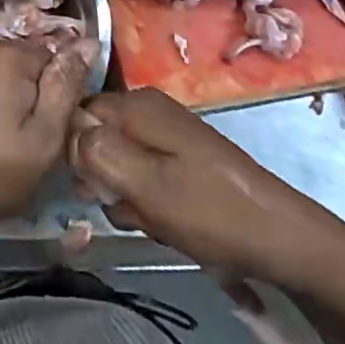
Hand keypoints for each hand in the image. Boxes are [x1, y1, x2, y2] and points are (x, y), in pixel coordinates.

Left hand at [0, 36, 97, 228]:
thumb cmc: (0, 170)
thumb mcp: (47, 134)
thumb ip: (67, 84)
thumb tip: (88, 42)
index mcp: (9, 53)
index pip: (57, 58)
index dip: (61, 92)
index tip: (53, 124)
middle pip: (34, 60)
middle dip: (39, 90)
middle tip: (33, 133)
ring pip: (15, 67)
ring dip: (21, 93)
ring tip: (13, 132)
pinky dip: (1, 93)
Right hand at [69, 87, 344, 292]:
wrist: (276, 237)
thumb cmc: (208, 210)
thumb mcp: (146, 185)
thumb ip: (100, 153)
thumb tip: (68, 129)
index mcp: (137, 106)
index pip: (77, 114)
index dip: (75, 151)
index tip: (88, 185)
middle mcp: (147, 109)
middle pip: (96, 139)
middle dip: (102, 178)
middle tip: (124, 204)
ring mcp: (164, 133)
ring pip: (117, 162)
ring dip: (124, 195)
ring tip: (149, 217)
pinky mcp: (177, 157)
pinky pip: (141, 175)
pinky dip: (145, 200)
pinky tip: (163, 220)